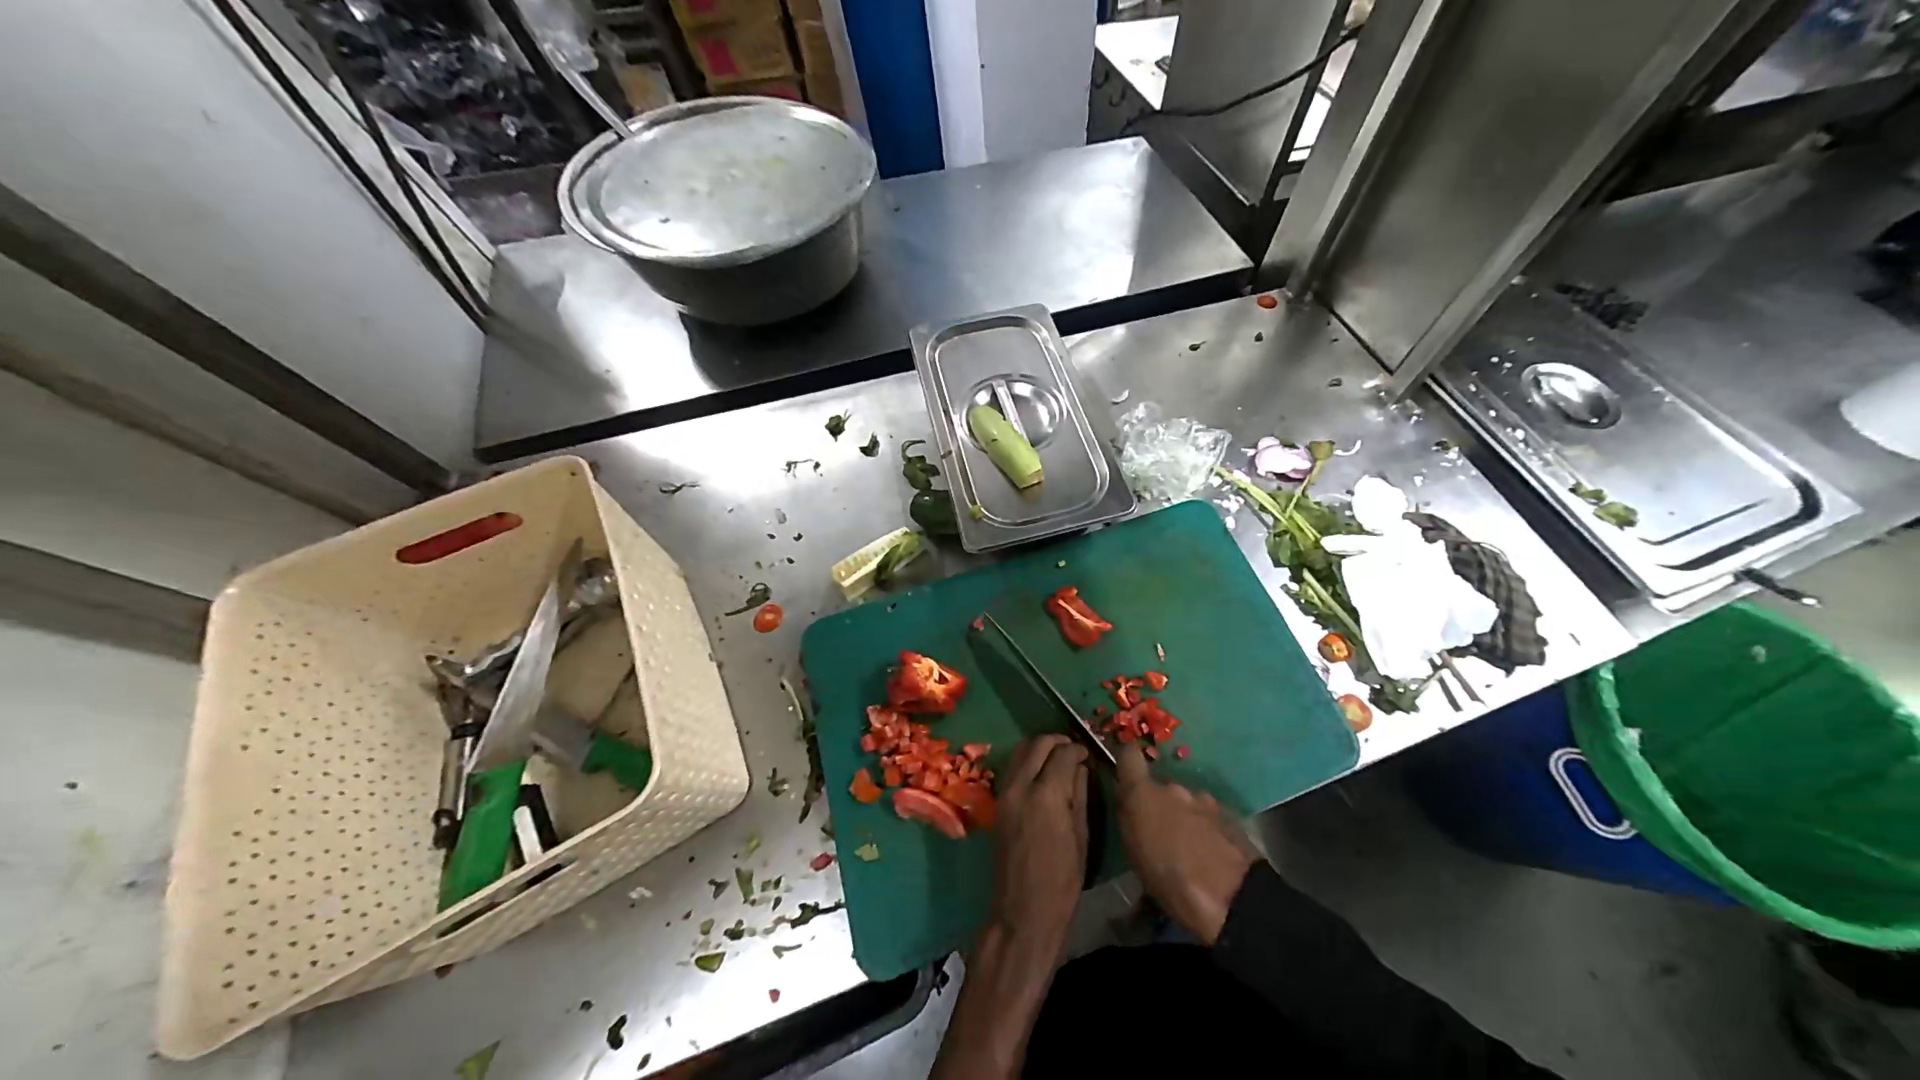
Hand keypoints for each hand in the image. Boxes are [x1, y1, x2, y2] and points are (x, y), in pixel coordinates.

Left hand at [989, 734, 1089, 956]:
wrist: (1023, 909)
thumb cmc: (1062, 879)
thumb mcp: (1081, 836)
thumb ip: (1080, 794)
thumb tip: (1082, 767)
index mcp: (1046, 795)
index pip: (1063, 753)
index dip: (1078, 749)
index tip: (1088, 753)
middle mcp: (1021, 786)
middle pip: (1037, 744)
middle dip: (1057, 741)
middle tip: (1074, 750)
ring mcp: (1005, 793)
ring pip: (1020, 751)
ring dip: (1040, 748)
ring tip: (1059, 758)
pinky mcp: (998, 802)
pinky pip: (1012, 768)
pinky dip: (1027, 761)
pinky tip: (1043, 773)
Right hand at [1114, 743, 1260, 944]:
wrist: (1231, 897)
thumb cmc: (1169, 880)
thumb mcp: (1134, 852)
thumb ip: (1129, 816)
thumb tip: (1127, 797)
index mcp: (1143, 793)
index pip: (1129, 755)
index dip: (1127, 762)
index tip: (1125, 777)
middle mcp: (1173, 787)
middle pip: (1160, 785)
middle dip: (1157, 803)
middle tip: (1158, 832)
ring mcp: (1204, 799)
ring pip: (1185, 801)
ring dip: (1182, 816)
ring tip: (1186, 848)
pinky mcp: (1229, 814)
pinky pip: (1206, 815)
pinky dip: (1203, 827)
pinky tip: (1207, 853)